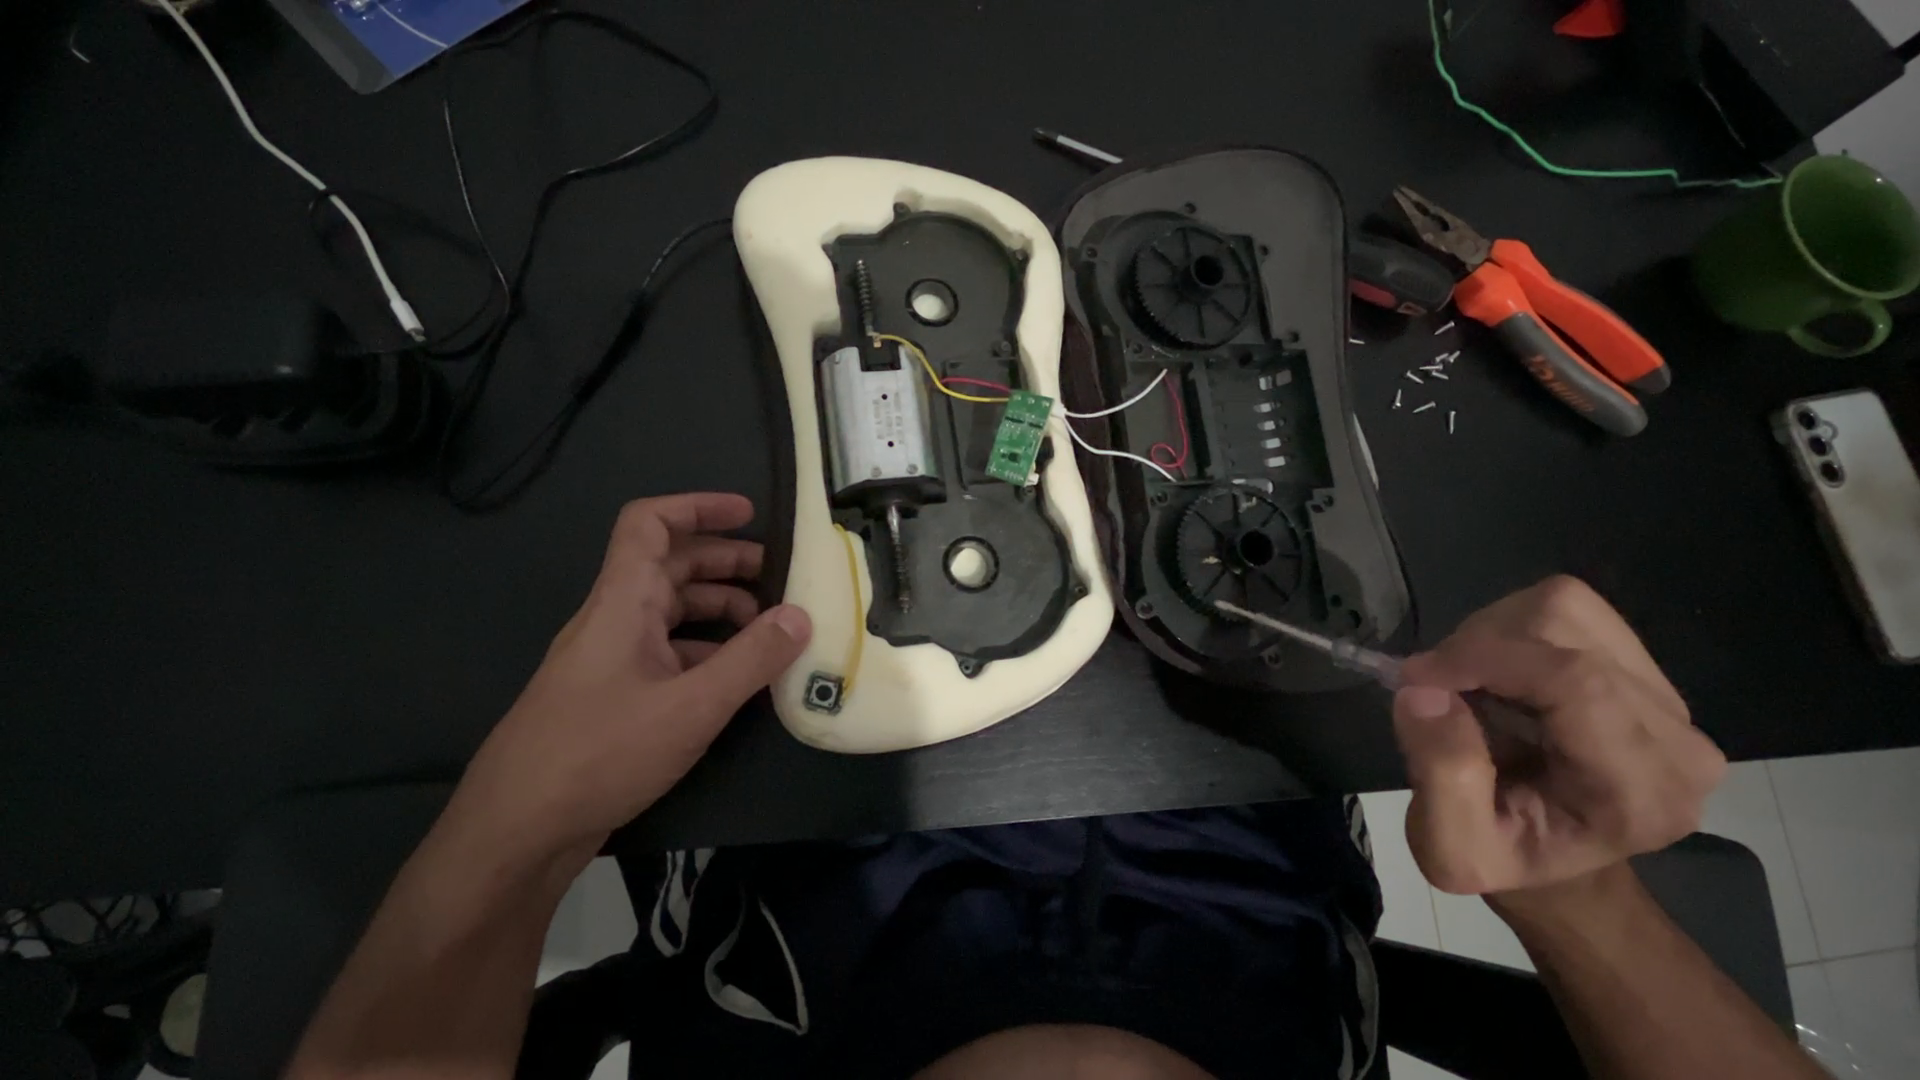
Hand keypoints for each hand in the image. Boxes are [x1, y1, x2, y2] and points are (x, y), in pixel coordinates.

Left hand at [449, 493, 810, 861]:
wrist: (517, 829)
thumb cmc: (600, 752)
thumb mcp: (691, 706)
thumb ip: (751, 659)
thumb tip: (802, 616)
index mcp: (622, 602)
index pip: (650, 524)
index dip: (699, 507)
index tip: (751, 516)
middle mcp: (613, 620)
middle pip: (669, 567)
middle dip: (726, 565)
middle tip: (780, 581)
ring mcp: (610, 661)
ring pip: (670, 614)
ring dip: (719, 612)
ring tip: (770, 633)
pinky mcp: (613, 698)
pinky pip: (666, 655)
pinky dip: (706, 654)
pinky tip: (738, 681)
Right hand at [1391, 576, 1724, 895]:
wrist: (1551, 855)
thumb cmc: (1502, 855)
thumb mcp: (1452, 849)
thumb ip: (1440, 776)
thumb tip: (1420, 691)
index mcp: (1642, 791)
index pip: (1576, 681)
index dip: (1484, 659)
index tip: (1413, 677)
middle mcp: (1677, 737)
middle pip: (1564, 634)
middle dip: (1478, 649)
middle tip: (1435, 693)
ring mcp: (1667, 696)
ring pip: (1562, 608)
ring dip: (1491, 635)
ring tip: (1468, 687)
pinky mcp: (1642, 666)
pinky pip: (1566, 609)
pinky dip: (1510, 629)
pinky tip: (1498, 674)